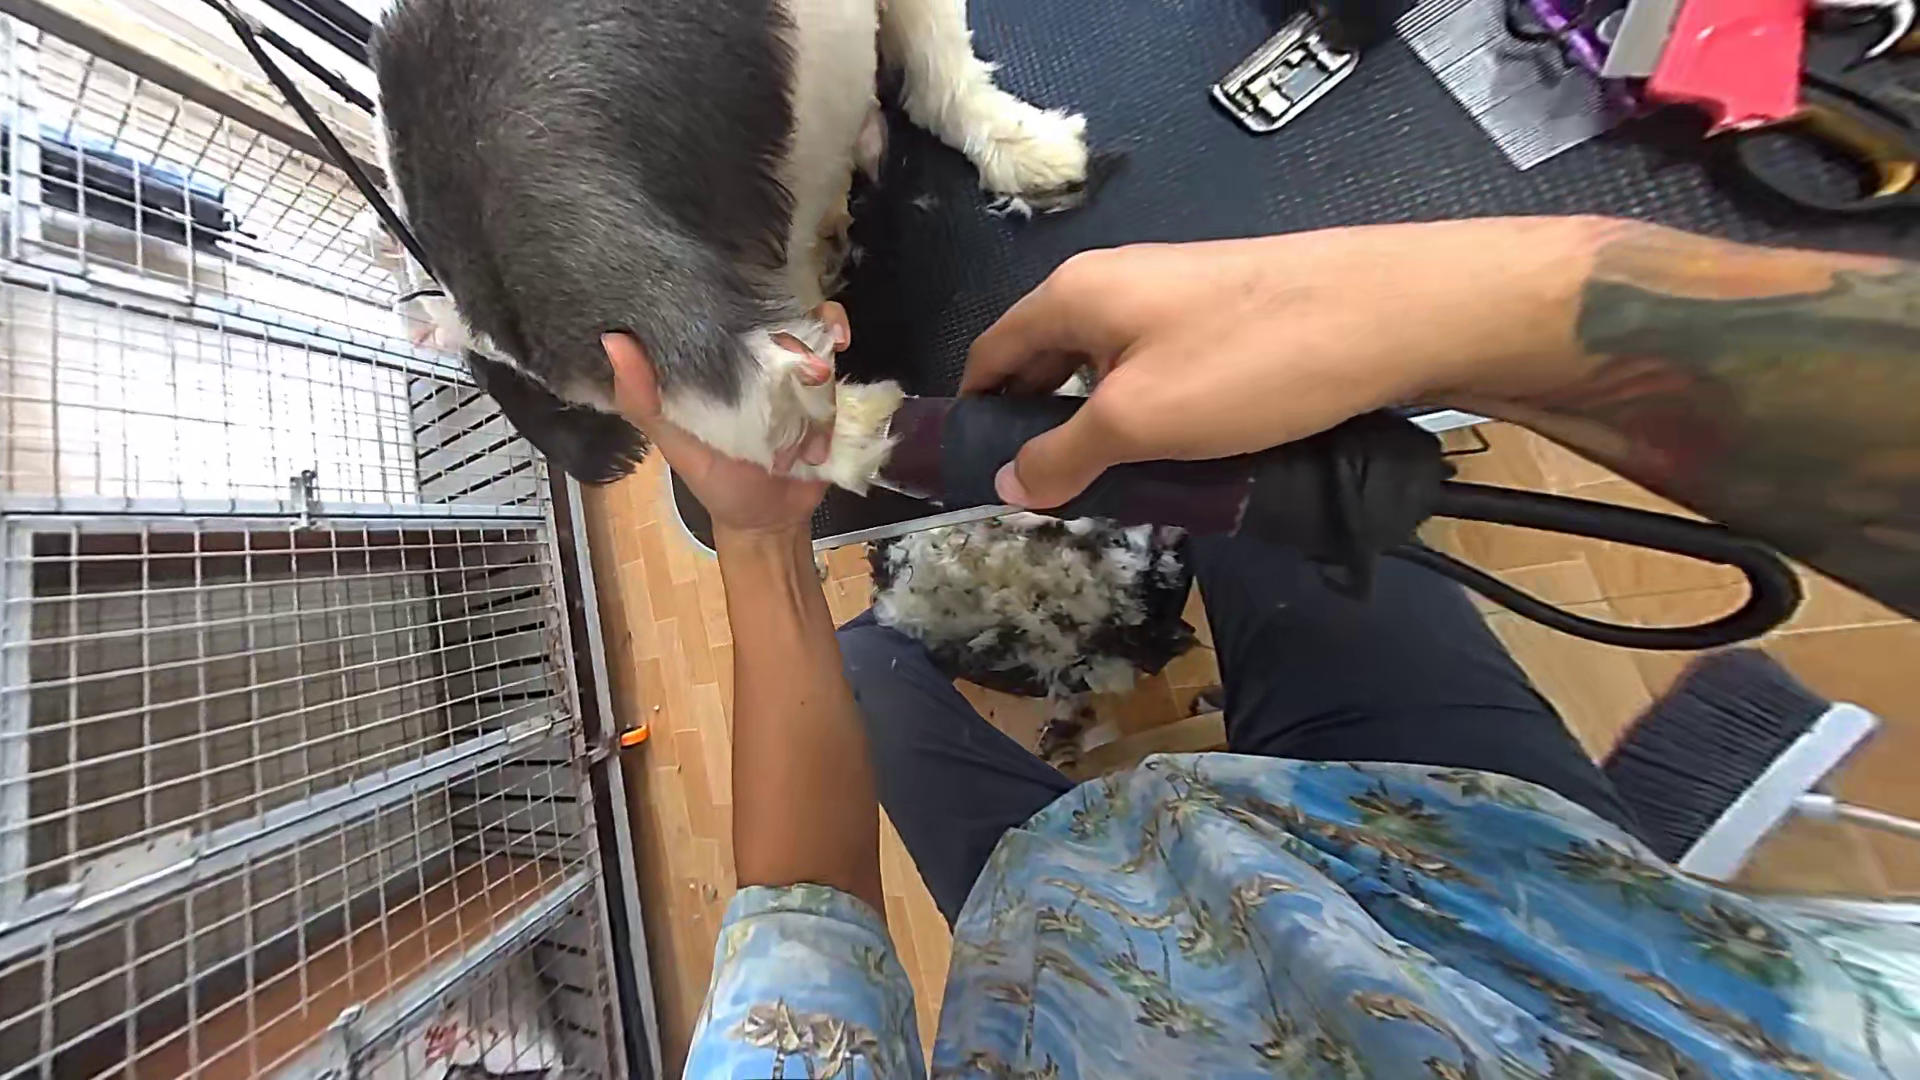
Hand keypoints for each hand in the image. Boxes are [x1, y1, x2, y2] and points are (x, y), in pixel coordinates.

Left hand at [604, 303, 851, 537]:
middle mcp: (765, 370)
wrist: (769, 521)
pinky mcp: (828, 409)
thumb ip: (644, 399)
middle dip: (799, 337)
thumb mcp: (675, 442)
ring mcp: (800, 388)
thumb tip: (614, 340)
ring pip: (821, 353)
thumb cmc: (717, 481)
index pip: (737, 318)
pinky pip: (842, 387)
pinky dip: (840, 392)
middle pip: (788, 327)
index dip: (746, 299)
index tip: (752, 295)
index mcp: (726, 368)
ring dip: (823, 367)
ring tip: (820, 381)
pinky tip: (829, 417)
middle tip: (804, 363)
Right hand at [961, 218, 1606, 507]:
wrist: (1397, 313)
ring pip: (1093, 370)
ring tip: (1088, 483)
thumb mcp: (1136, 420)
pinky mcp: (1207, 320)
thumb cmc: (1246, 363)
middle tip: (1034, 488)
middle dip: (1027, 422)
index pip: (992, 351)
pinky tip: (1145, 454)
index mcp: (1072, 297)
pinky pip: (1140, 372)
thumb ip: (1060, 455)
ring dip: (1080, 424)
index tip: (975, 464)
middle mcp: (1108, 287)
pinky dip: (1126, 414)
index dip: (974, 406)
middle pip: (1039, 360)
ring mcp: (1163, 300)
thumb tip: (1005, 488)